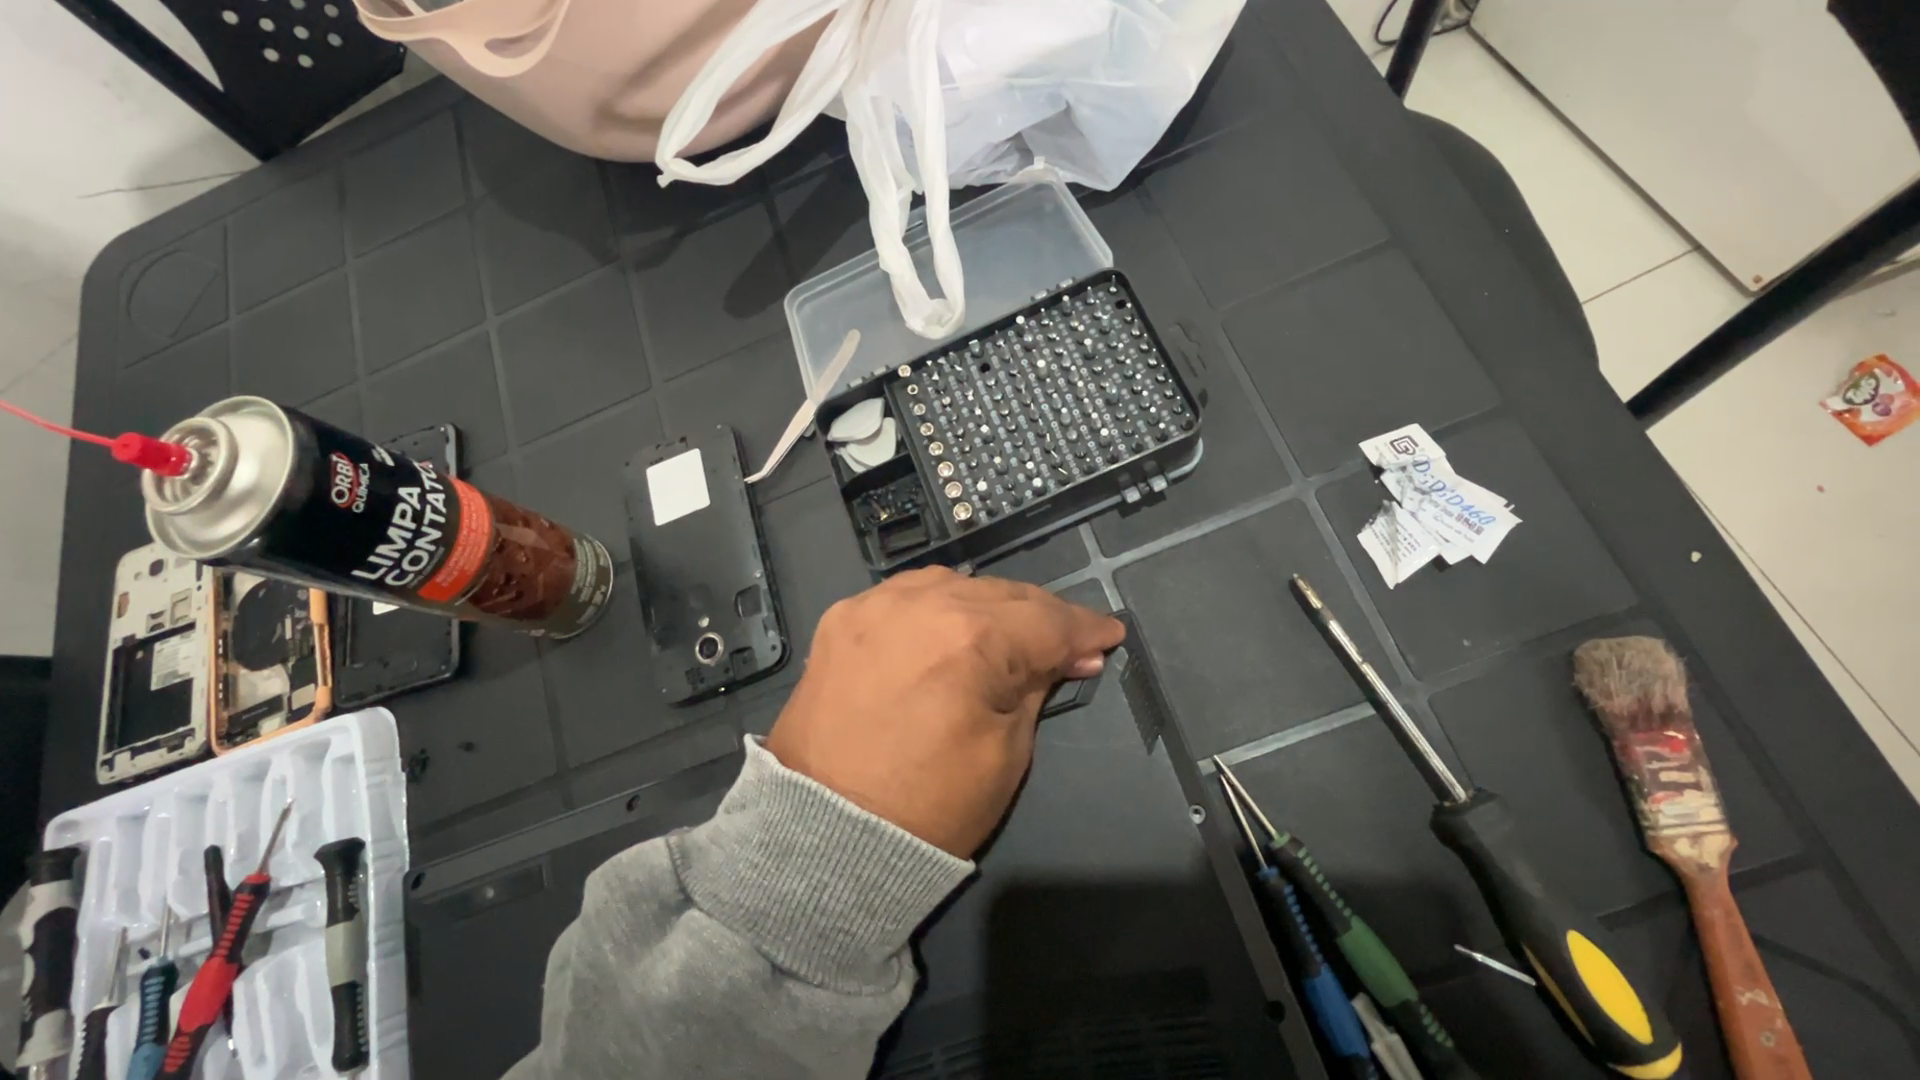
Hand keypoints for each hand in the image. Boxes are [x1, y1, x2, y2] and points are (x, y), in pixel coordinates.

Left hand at [765, 567, 1124, 857]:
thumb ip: (1037, 686)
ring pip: (952, 584)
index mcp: (969, 637)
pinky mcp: (841, 620)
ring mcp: (873, 606)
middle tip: (1067, 645)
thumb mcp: (1007, 752)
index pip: (1048, 621)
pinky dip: (936, 607)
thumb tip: (1070, 657)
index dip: (1085, 629)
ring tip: (1008, 637)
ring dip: (988, 606)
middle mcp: (919, 604)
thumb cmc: (928, 807)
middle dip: (1041, 617)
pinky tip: (948, 629)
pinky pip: (905, 597)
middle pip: (1003, 594)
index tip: (1108, 635)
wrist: (822, 836)